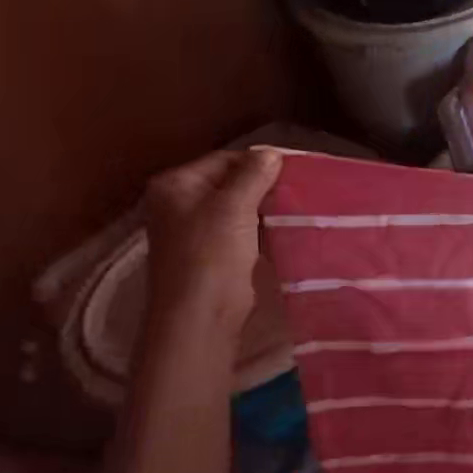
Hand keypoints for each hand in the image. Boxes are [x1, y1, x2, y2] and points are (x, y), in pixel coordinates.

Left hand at [142, 148, 282, 333]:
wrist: (199, 319)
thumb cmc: (211, 256)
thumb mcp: (233, 206)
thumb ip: (253, 175)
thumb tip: (271, 153)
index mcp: (174, 185)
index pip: (222, 160)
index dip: (257, 163)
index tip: (294, 168)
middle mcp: (177, 206)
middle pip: (227, 186)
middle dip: (261, 188)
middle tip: (298, 190)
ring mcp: (191, 236)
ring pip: (234, 213)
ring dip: (262, 213)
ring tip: (296, 210)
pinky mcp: (208, 262)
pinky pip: (237, 238)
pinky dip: (256, 236)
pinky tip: (281, 235)